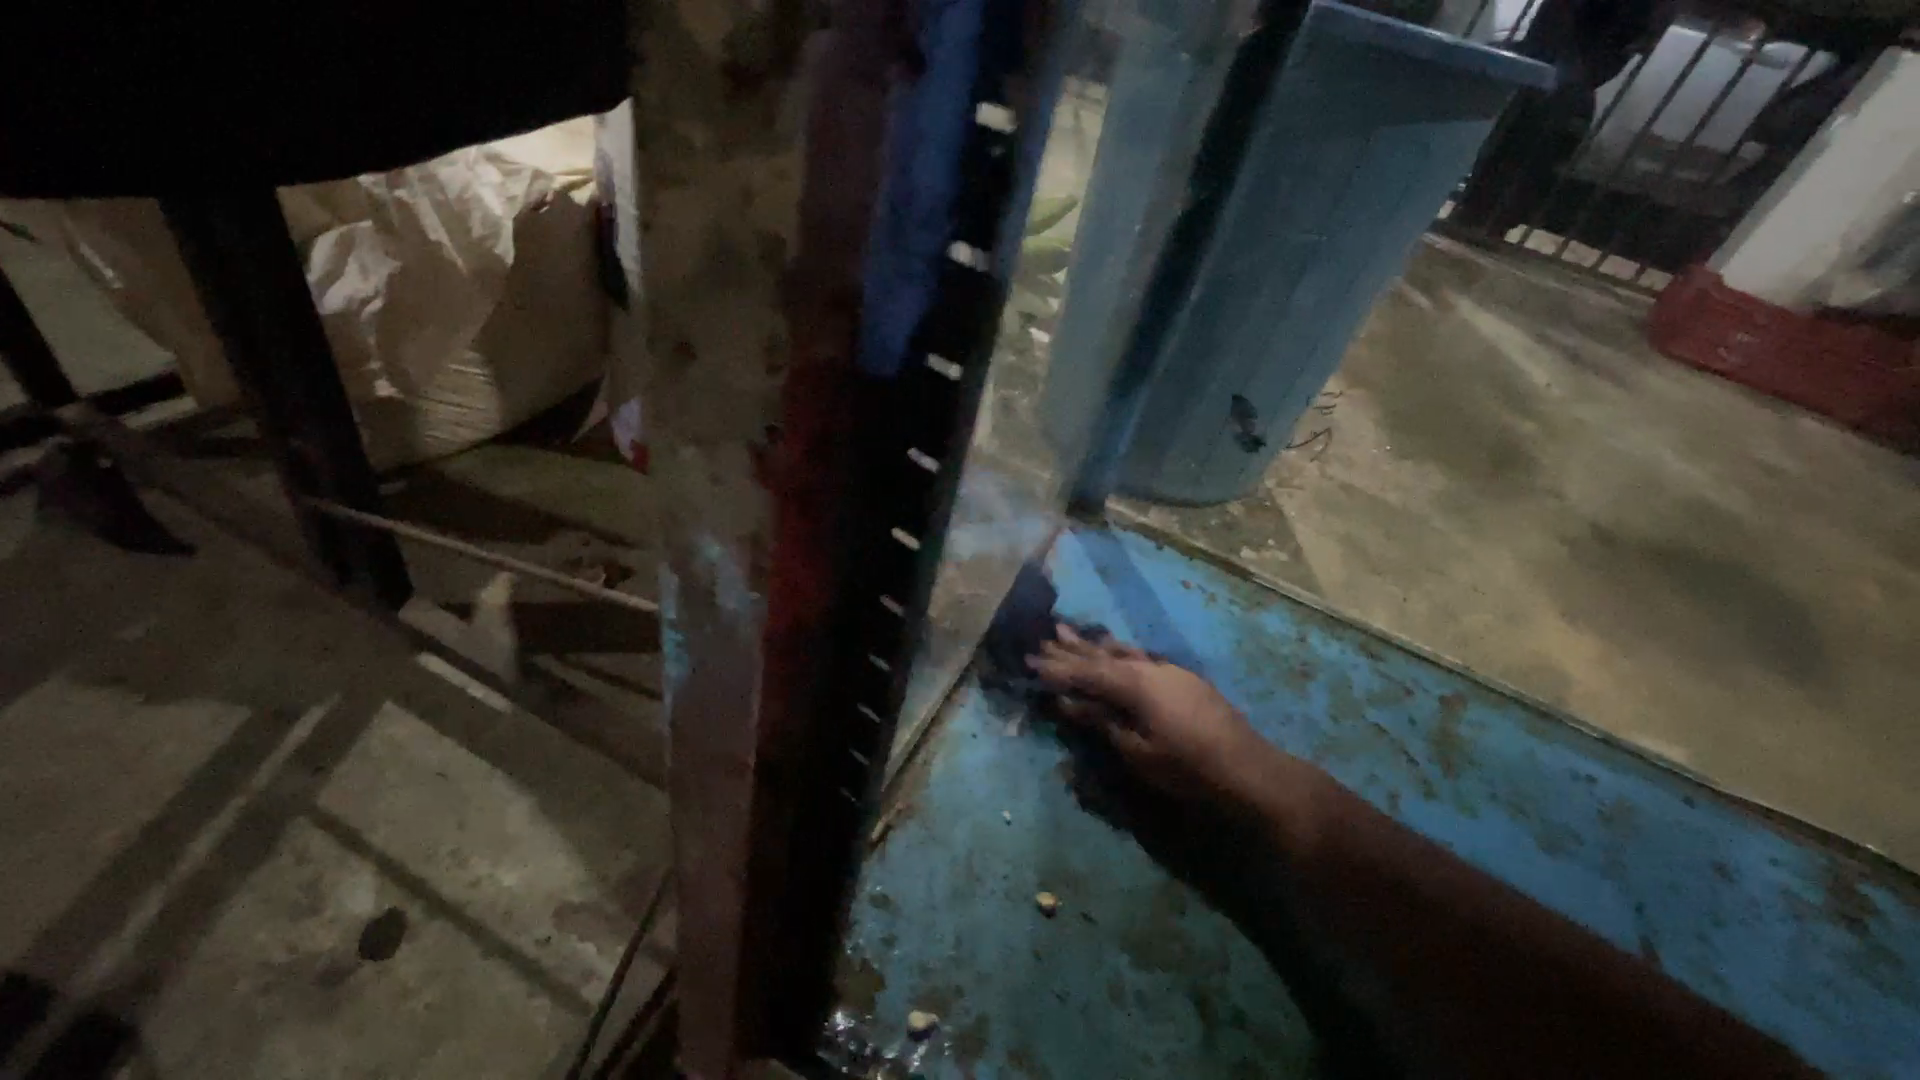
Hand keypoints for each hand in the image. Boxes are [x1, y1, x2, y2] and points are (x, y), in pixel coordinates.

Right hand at [1027, 624, 1273, 805]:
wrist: (1248, 770)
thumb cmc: (1186, 767)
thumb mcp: (1136, 750)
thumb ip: (1101, 720)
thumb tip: (1067, 701)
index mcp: (1135, 683)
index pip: (1086, 671)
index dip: (1057, 668)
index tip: (1029, 661)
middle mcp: (1150, 667)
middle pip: (1103, 655)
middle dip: (1072, 648)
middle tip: (1044, 636)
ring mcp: (1170, 670)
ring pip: (1123, 652)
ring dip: (1095, 644)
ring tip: (1071, 631)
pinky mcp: (1183, 679)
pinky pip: (1140, 657)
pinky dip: (1119, 652)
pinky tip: (1117, 650)